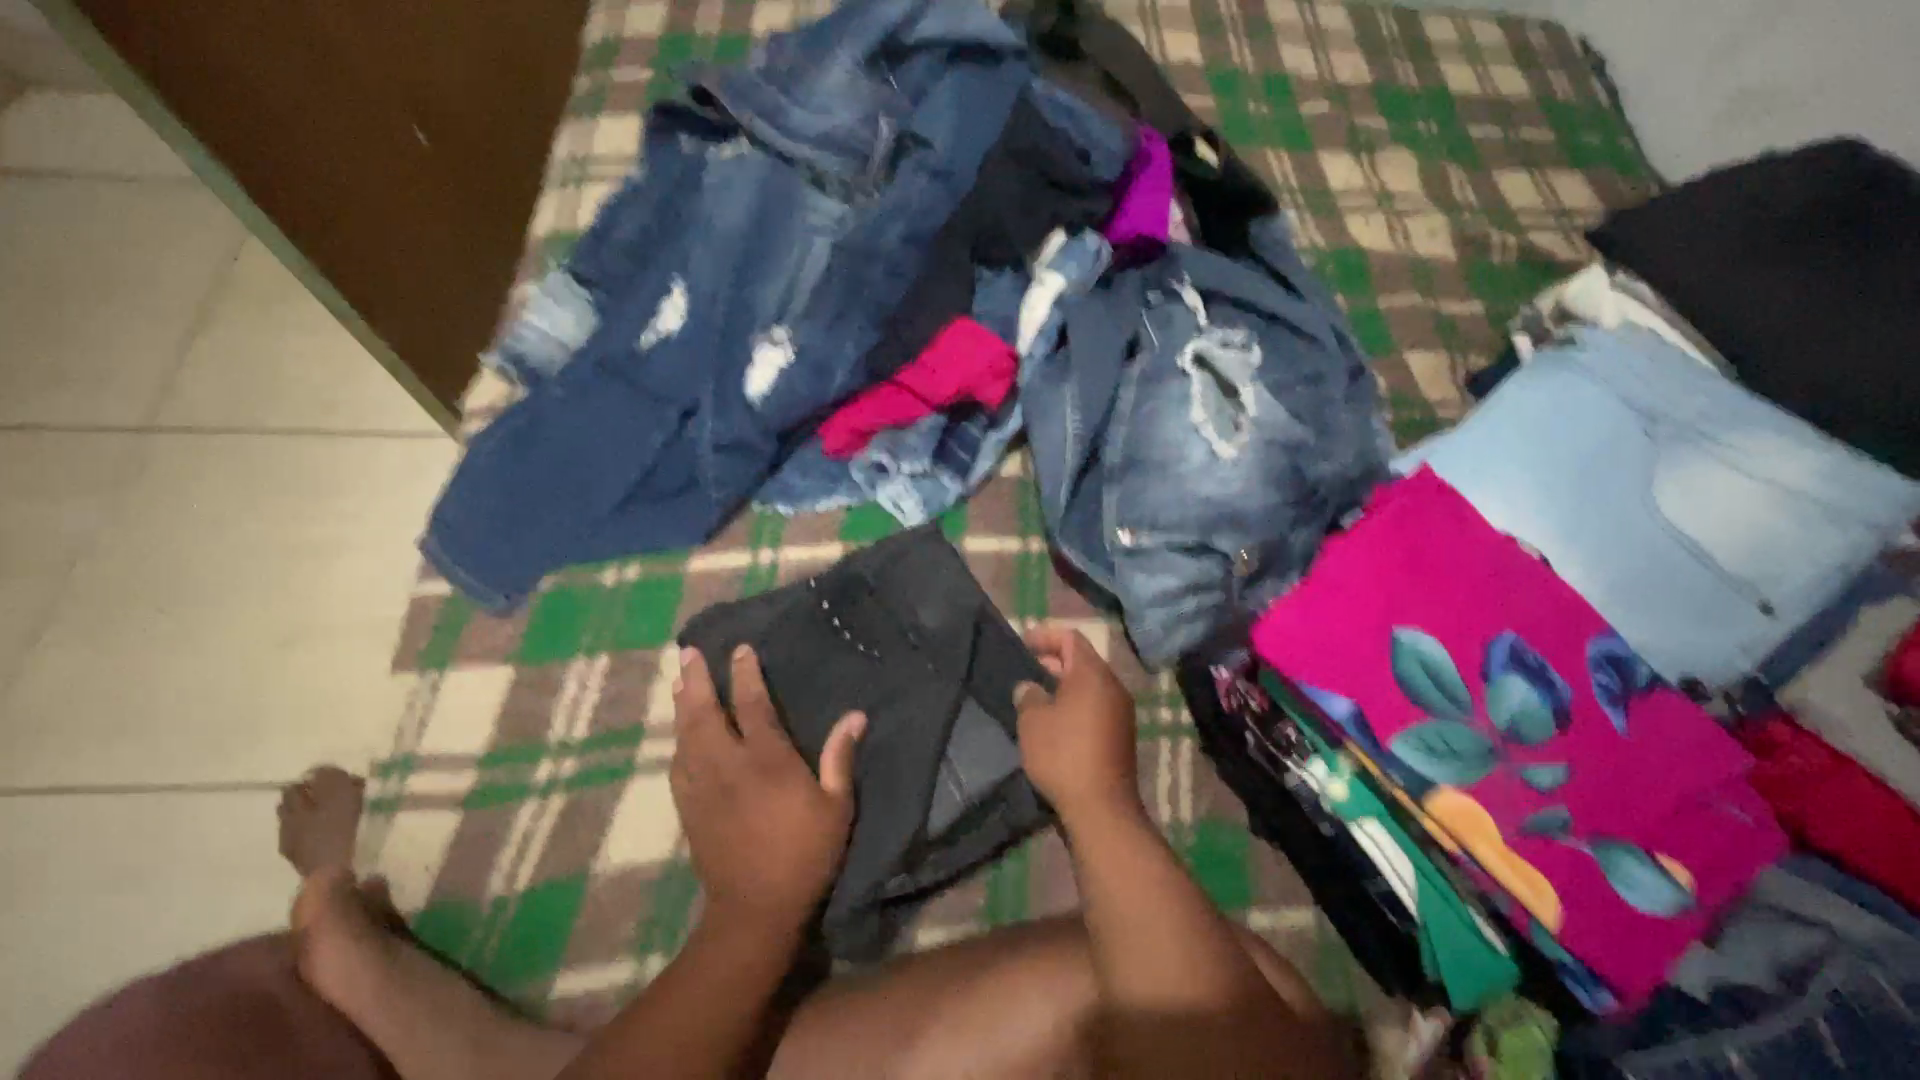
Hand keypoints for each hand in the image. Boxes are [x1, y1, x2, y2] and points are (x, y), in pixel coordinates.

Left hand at [671, 645, 865, 928]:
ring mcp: (703, 787)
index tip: (740, 650)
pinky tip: (678, 734)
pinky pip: (678, 764)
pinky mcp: (689, 808)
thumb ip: (839, 759)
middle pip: (706, 713)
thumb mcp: (836, 807)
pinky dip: (677, 741)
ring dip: (682, 705)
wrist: (755, 908)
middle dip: (698, 680)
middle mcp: (728, 765)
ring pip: (686, 735)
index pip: (752, 705)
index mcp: (767, 760)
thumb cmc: (804, 854)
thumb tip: (855, 716)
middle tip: (688, 653)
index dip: (746, 675)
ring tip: (679, 681)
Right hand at [1013, 626, 1142, 829]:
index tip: (1021, 646)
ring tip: (1034, 701)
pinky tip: (1053, 725)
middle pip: (1081, 661)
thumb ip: (1028, 695)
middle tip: (1023, 675)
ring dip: (1062, 688)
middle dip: (1051, 663)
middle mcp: (1113, 686)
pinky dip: (1074, 707)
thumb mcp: (1033, 721)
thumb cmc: (1063, 754)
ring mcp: (1121, 712)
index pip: (1070, 637)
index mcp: (1093, 674)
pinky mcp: (1121, 736)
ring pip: (1088, 687)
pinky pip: (1095, 708)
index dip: (1044, 636)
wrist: (1101, 807)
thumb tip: (1029, 687)